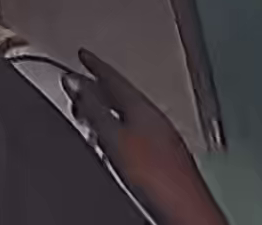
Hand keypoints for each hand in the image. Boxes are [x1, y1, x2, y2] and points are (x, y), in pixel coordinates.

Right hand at [69, 48, 226, 224]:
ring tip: (90, 115)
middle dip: (99, 89)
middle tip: (80, 85)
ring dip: (108, 111)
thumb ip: (91, 106)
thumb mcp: (112, 136)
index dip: (95, 64)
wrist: (188, 214)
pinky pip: (137, 132)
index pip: (114, 77)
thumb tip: (73, 81)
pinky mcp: (167, 159)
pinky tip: (113, 142)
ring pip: (129, 115)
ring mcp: (164, 139)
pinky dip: (120, 129)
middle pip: (122, 95)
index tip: (83, 54)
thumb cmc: (155, 176)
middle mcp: (155, 119)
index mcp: (142, 107)